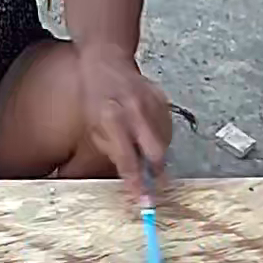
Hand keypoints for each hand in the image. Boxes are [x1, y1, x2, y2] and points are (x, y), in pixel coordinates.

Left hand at [77, 46, 170, 203]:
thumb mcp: (95, 129)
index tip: (144, 200)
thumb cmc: (96, 99)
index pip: (128, 161)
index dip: (137, 183)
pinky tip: (149, 130)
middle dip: (157, 171)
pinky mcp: (162, 100)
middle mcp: (133, 112)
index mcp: (111, 120)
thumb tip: (134, 178)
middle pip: (156, 154)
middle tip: (155, 180)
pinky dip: (161, 136)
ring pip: (165, 143)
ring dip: (157, 153)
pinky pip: (168, 129)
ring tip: (144, 146)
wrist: (107, 62)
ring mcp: (151, 104)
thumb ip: (114, 153)